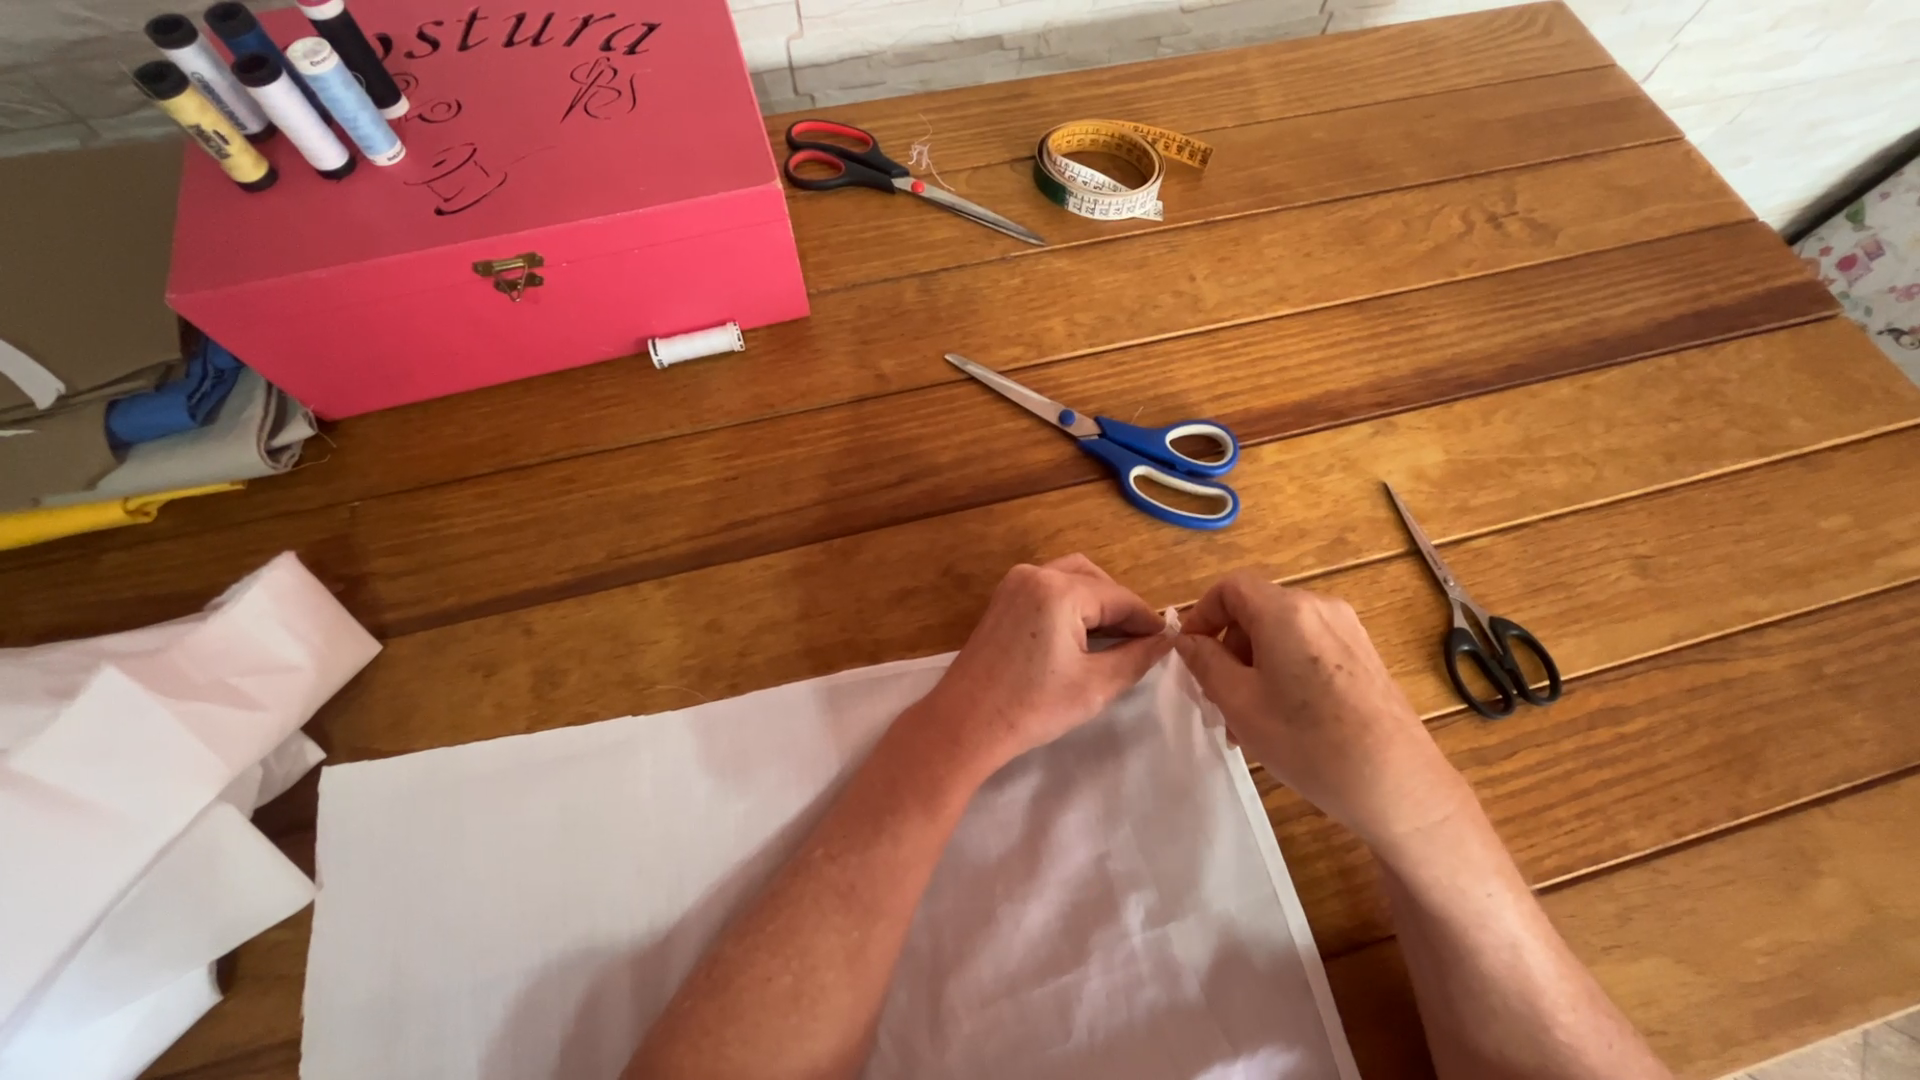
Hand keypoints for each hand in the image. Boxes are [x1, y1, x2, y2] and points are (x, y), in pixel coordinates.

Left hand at [915, 555, 1172, 775]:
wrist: (965, 723)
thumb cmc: (1032, 707)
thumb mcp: (1096, 685)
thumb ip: (1137, 657)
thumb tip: (1166, 639)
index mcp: (1058, 591)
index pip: (1119, 597)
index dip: (1147, 621)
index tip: (1167, 643)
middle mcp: (1034, 574)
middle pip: (1096, 579)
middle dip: (1121, 608)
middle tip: (1140, 644)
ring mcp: (1014, 584)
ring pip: (1072, 579)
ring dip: (1097, 603)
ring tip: (1114, 641)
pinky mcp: (1002, 599)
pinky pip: (1049, 588)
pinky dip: (1072, 604)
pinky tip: (1083, 636)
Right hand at [1174, 571, 1471, 850]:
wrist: (1396, 782)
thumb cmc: (1307, 740)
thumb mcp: (1239, 702)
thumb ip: (1206, 662)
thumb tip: (1187, 640)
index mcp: (1285, 611)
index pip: (1229, 588)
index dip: (1201, 615)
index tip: (1190, 655)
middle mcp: (1320, 607)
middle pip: (1256, 611)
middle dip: (1228, 648)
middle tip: (1218, 698)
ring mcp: (1348, 631)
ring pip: (1281, 634)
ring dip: (1254, 665)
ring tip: (1248, 718)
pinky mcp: (1364, 656)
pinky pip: (1308, 649)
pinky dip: (1284, 671)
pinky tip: (1285, 718)